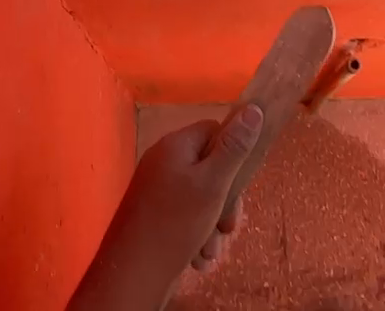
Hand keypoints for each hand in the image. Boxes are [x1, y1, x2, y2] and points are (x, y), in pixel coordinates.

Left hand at [68, 105, 262, 310]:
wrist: (131, 276)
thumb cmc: (176, 223)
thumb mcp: (213, 183)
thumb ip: (234, 147)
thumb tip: (254, 107)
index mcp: (175, 145)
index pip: (214, 131)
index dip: (232, 154)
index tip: (240, 183)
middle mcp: (163, 161)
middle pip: (209, 166)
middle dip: (225, 200)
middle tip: (229, 226)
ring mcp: (155, 189)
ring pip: (199, 196)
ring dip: (212, 223)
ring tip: (210, 249)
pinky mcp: (151, 215)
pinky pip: (183, 214)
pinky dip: (195, 234)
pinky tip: (197, 256)